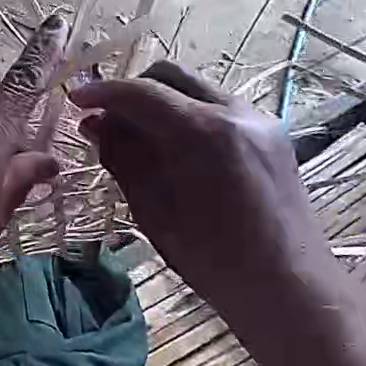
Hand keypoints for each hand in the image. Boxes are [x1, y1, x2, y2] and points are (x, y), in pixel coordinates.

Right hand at [70, 62, 332, 315]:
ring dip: (161, 103)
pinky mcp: (272, 134)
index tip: (75, 100)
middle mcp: (235, 112)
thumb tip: (96, 124)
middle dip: (133, 90)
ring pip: (195, 90)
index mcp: (203, 133)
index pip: (142, 93)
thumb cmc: (215, 262)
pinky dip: (188, 117)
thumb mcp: (155, 211)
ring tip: (139, 140)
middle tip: (107, 121)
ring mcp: (259, 119)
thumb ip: (123, 159)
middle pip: (171, 76)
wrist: (290, 289)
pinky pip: (218, 108)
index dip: (103, 93)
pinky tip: (176, 152)